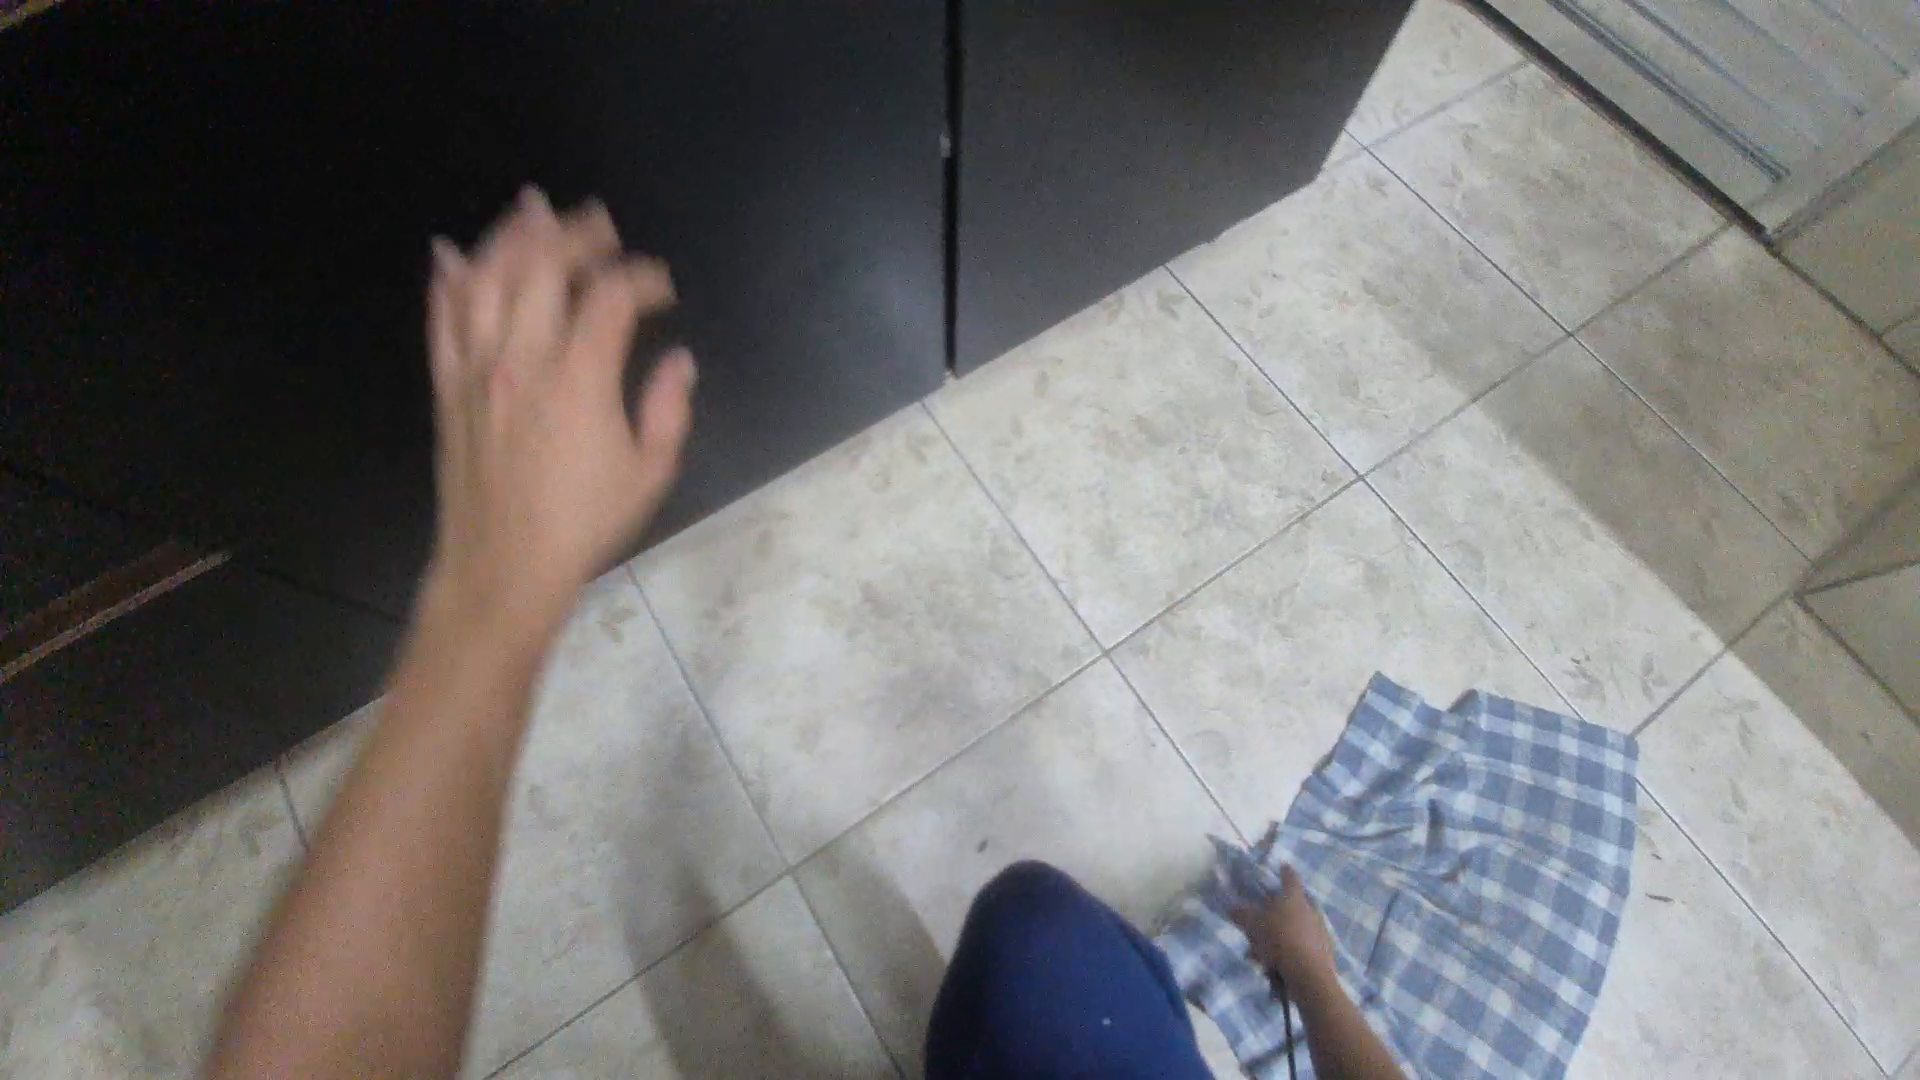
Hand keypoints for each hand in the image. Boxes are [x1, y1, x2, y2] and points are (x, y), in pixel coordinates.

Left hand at [421, 188, 695, 634]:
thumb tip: (680, 363)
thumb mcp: (651, 471)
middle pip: (542, 267)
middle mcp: (522, 358)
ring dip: (512, 236)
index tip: (663, 286)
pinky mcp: (448, 386)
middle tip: (601, 222)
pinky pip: (442, 318)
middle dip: (575, 234)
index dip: (642, 279)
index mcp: (580, 379)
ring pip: (486, 278)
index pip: (611, 299)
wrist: (504, 564)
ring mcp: (477, 368)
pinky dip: (448, 279)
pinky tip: (451, 253)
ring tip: (534, 208)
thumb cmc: (588, 521)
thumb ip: (668, 409)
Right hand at [1233, 865, 1336, 982]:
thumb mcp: (1252, 924)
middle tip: (1265, 917)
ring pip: (1297, 927)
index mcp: (1294, 897)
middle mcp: (1310, 910)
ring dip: (1282, 934)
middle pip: (1294, 904)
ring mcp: (1320, 932)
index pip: (1290, 877)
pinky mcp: (1325, 953)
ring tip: (1264, 951)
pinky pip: (1303, 946)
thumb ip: (1241, 913)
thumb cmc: (1279, 939)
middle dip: (1280, 910)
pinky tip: (1277, 965)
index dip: (1285, 871)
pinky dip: (1291, 951)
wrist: (1309, 975)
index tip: (1283, 866)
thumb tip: (1232, 907)